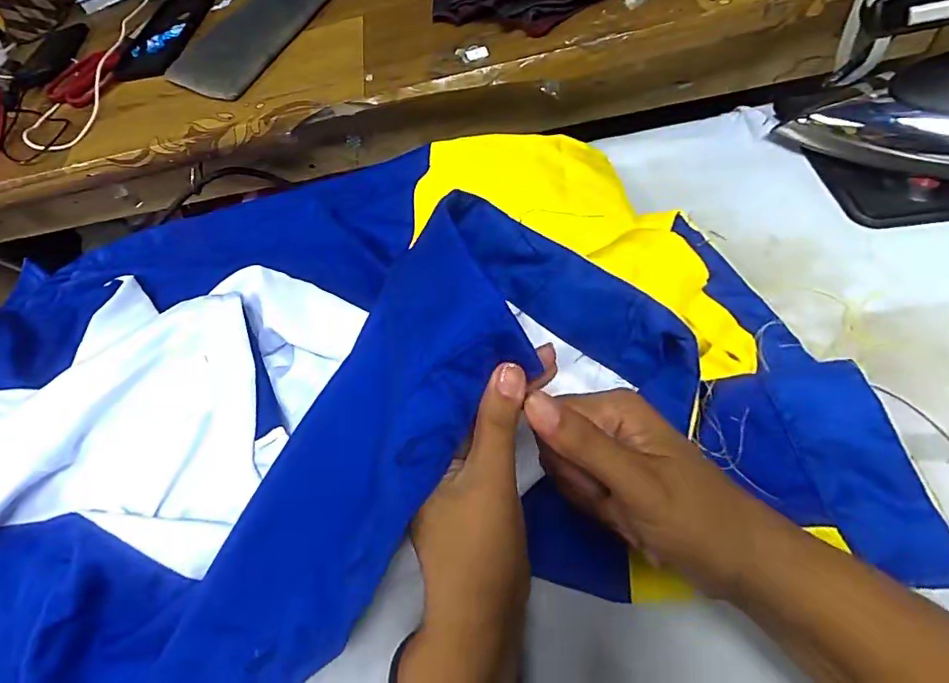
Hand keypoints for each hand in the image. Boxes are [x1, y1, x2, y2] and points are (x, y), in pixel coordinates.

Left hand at [400, 348, 553, 682]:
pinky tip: (521, 400)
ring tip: (531, 361)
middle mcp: (425, 447)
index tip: (503, 332)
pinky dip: (501, 418)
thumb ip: (494, 423)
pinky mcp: (465, 479)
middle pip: (459, 399)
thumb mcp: (488, 479)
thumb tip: (506, 365)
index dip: (473, 360)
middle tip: (524, 341)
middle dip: (490, 372)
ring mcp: (446, 464)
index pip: (444, 389)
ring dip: (500, 393)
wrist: (484, 615)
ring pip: (473, 416)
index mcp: (417, 442)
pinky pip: (482, 437)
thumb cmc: (477, 546)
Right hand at [523, 389, 787, 600]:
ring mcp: (611, 447)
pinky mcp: (613, 474)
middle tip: (613, 500)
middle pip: (554, 442)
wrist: (745, 567)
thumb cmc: (696, 520)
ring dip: (588, 498)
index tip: (587, 480)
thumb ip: (581, 443)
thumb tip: (527, 399)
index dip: (558, 451)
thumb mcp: (636, 483)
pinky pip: (581, 486)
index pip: (546, 412)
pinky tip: (625, 520)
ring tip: (625, 512)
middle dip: (577, 479)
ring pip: (564, 468)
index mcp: (613, 404)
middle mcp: (608, 418)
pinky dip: (598, 508)